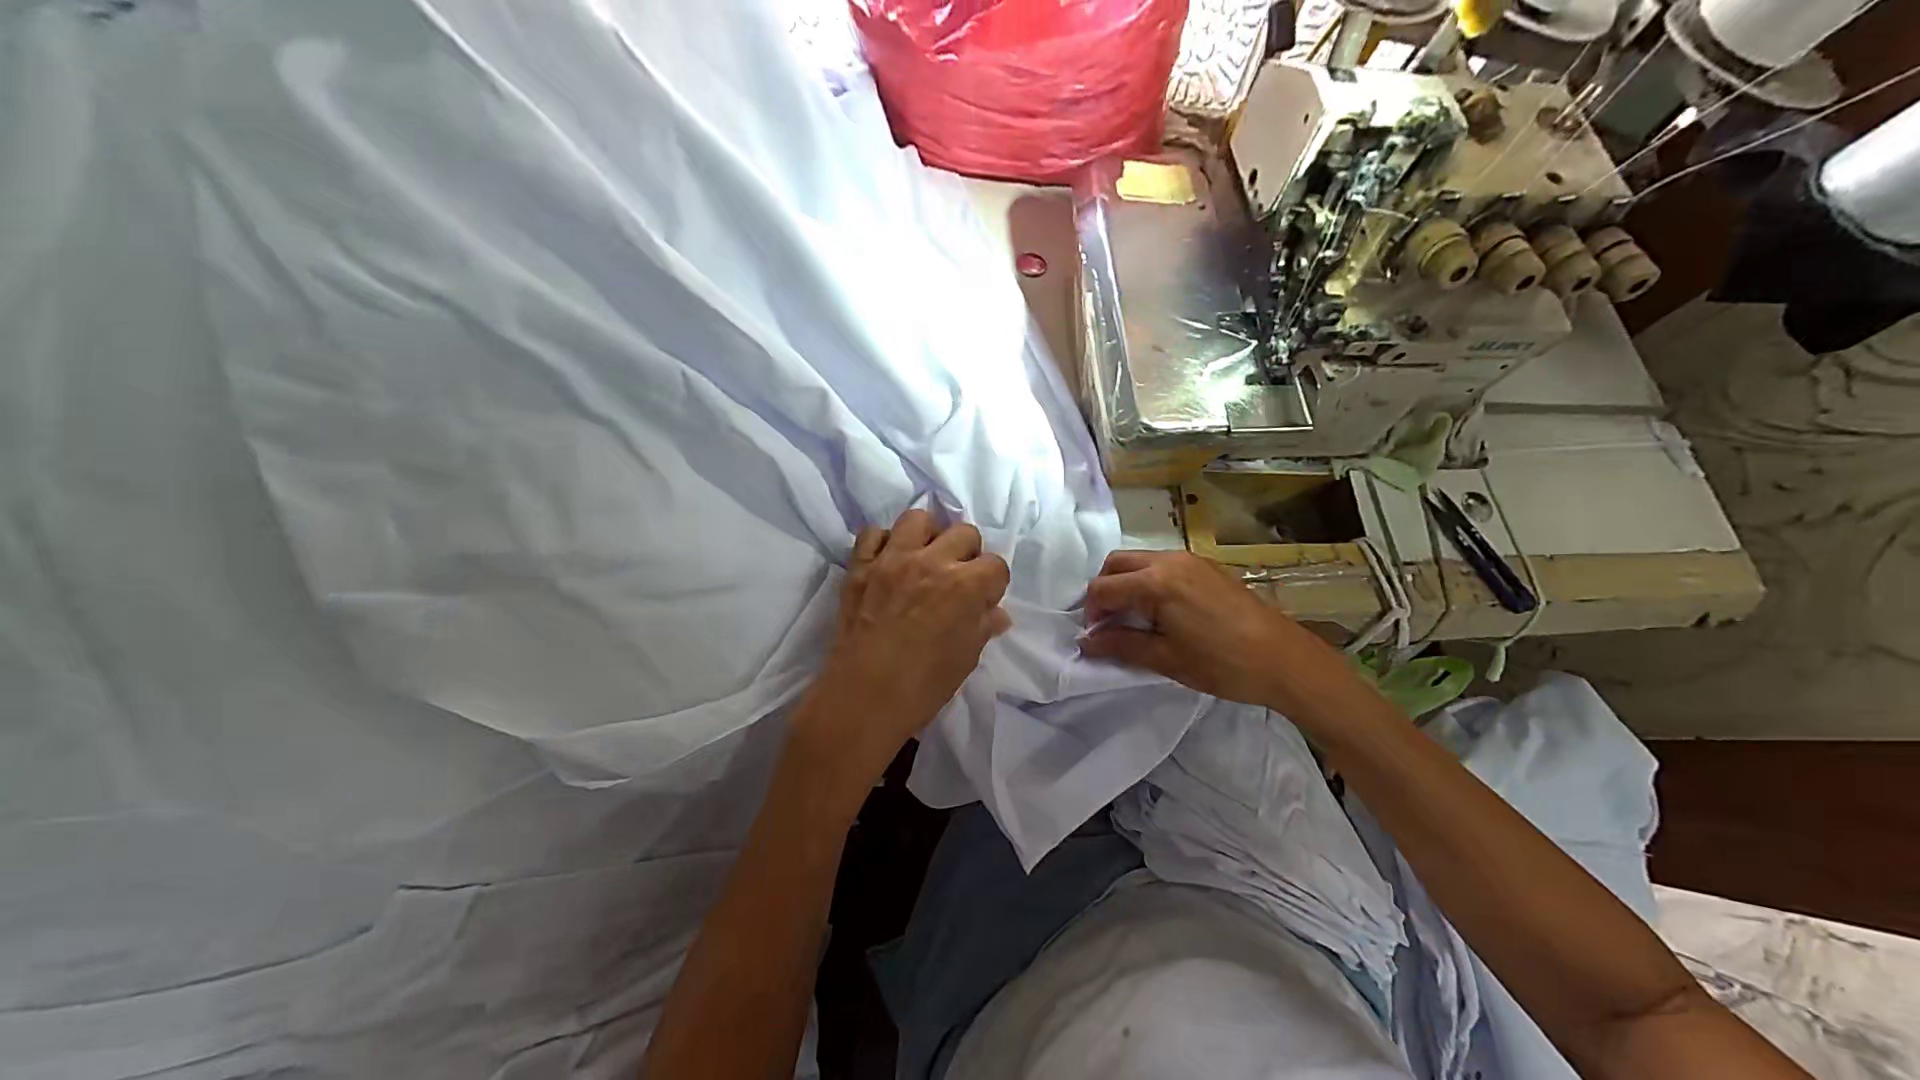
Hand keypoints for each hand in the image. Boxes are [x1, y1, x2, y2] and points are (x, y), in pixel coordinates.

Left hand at [793, 509, 1011, 784]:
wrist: (862, 698)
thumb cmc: (923, 686)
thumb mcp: (965, 659)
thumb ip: (982, 627)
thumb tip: (996, 613)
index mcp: (966, 586)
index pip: (996, 565)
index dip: (992, 584)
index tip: (983, 600)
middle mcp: (932, 561)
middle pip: (963, 532)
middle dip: (967, 553)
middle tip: (956, 578)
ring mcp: (892, 559)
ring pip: (918, 519)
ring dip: (928, 535)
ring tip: (924, 559)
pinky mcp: (860, 565)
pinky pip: (873, 533)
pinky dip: (883, 542)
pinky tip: (888, 562)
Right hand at [1080, 550, 1351, 717]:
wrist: (1285, 660)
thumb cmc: (1222, 664)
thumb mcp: (1166, 659)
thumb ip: (1121, 645)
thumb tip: (1088, 641)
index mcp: (1155, 582)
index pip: (1102, 588)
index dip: (1091, 614)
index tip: (1096, 638)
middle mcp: (1169, 560)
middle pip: (1116, 564)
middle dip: (1104, 591)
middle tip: (1109, 625)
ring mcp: (1191, 560)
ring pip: (1140, 561)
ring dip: (1126, 584)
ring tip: (1134, 620)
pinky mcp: (1207, 567)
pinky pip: (1163, 565)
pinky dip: (1149, 581)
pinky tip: (1160, 612)